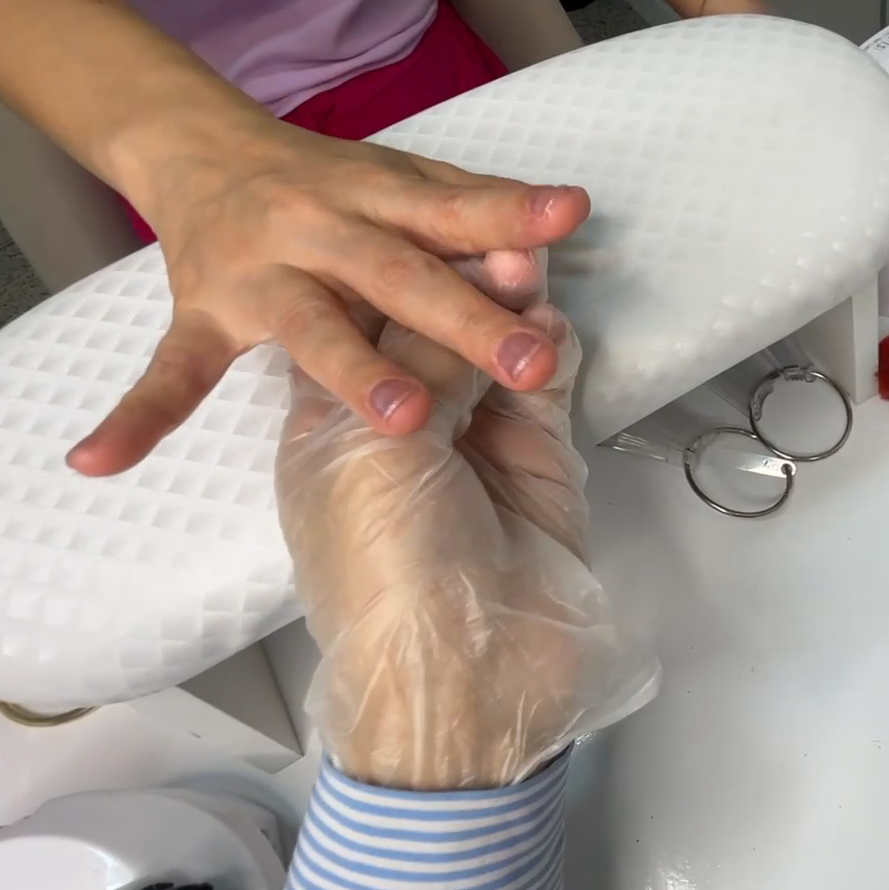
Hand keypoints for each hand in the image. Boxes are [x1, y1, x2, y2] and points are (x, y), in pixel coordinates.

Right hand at [67, 115, 591, 475]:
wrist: (204, 149)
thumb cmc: (340, 184)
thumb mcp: (409, 184)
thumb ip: (475, 218)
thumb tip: (554, 239)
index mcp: (385, 200)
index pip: (459, 211)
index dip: (511, 216)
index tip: (566, 216)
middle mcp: (325, 231)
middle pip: (404, 277)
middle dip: (466, 322)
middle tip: (530, 363)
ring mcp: (261, 276)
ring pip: (314, 327)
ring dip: (356, 371)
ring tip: (404, 419)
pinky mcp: (203, 313)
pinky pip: (176, 369)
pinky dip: (141, 413)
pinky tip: (101, 462)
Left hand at [275, 254, 657, 789]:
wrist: (477, 666)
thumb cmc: (389, 558)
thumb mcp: (377, 450)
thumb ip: (420, 362)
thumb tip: (472, 290)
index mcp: (335, 424)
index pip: (359, 323)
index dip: (390, 272)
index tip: (412, 223)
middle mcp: (408, 423)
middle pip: (433, 327)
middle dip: (461, 281)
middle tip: (498, 233)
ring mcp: (479, 440)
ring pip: (495, 350)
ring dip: (511, 305)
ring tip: (531, 252)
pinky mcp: (540, 457)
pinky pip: (547, 387)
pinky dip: (551, 349)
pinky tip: (553, 319)